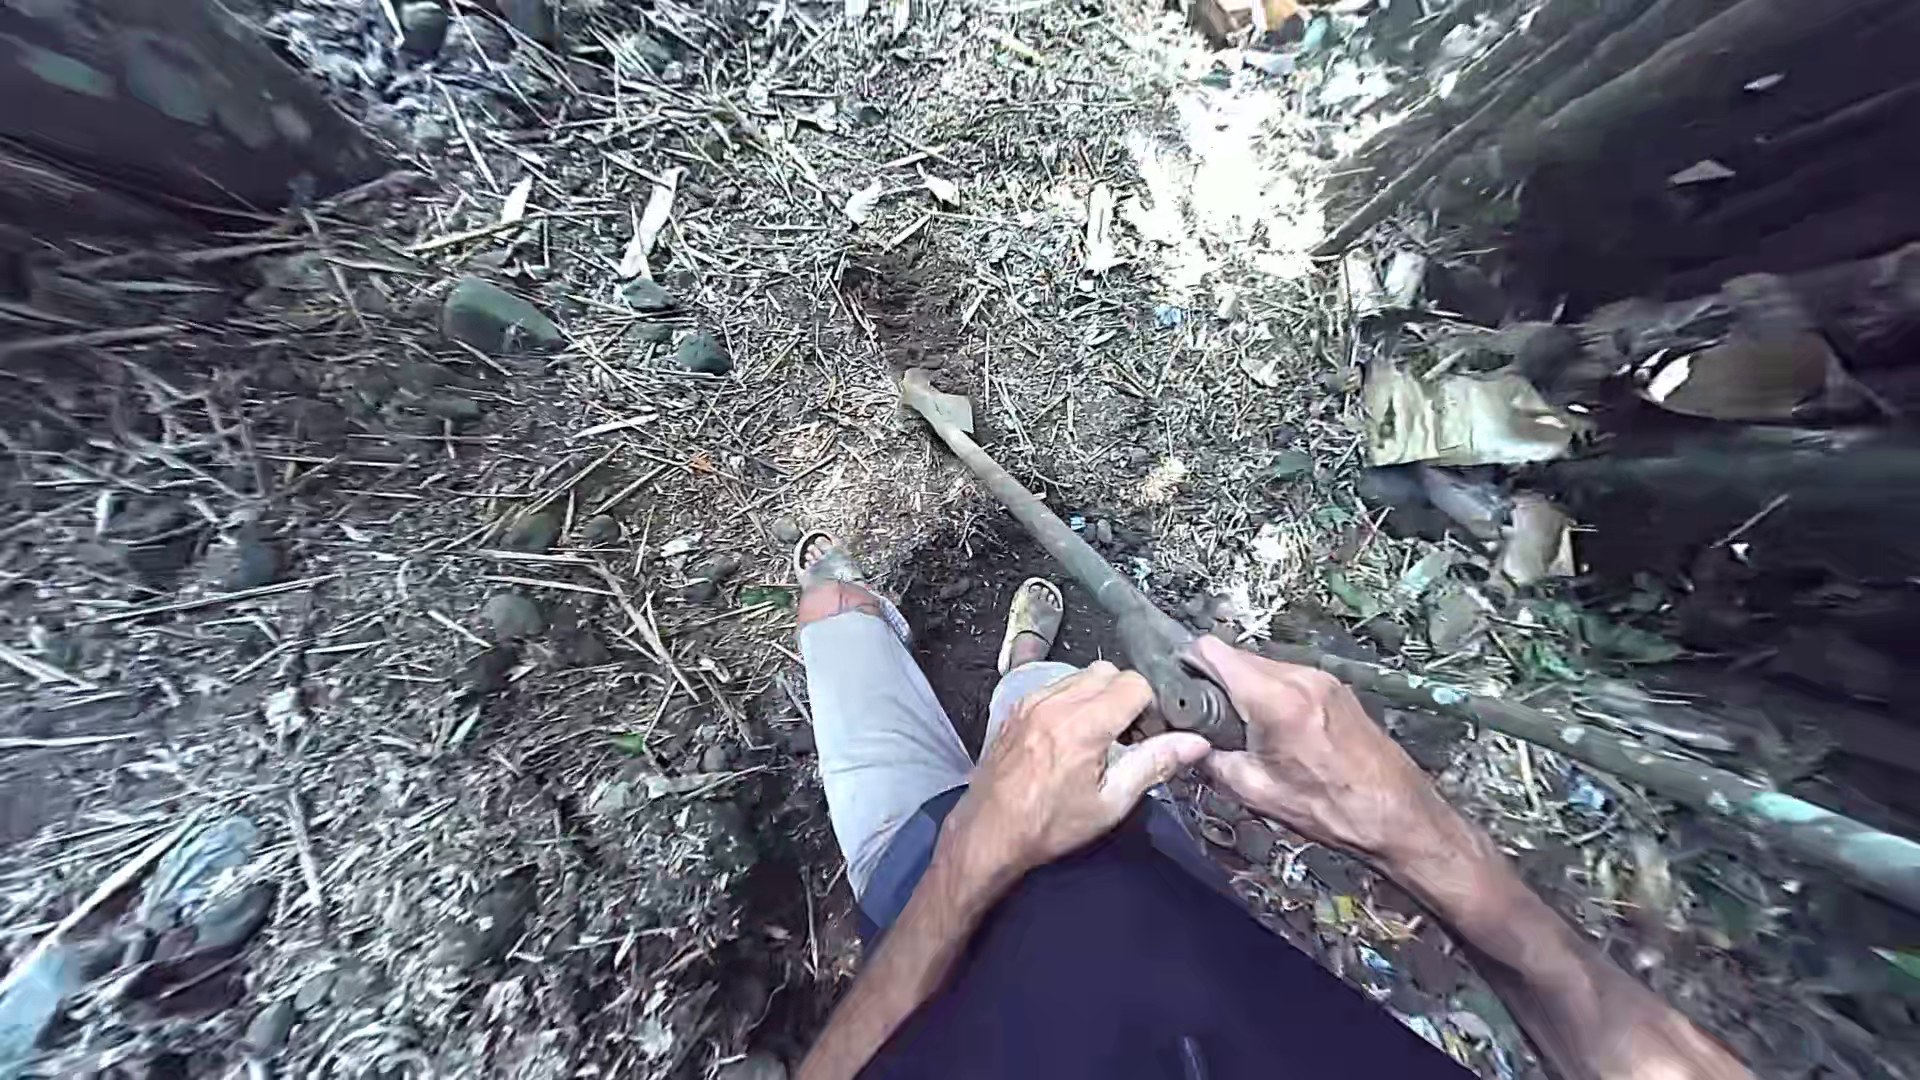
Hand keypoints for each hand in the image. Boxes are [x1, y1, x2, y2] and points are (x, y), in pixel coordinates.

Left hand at [941, 661, 1211, 888]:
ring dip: (1098, 695)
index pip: (1134, 684)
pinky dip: (1071, 698)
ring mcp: (1031, 699)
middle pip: (1108, 671)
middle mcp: (1055, 702)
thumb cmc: (1050, 825)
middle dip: (1125, 696)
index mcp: (1082, 725)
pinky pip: (1055, 685)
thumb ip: (1153, 764)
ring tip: (1097, 735)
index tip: (1147, 735)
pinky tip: (1069, 733)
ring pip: (1080, 674)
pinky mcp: (1016, 705)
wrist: (988, 830)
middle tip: (1126, 735)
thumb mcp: (1110, 803)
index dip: (1150, 707)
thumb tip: (1196, 742)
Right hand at [1184, 637, 1455, 865]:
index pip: (1211, 649)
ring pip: (1258, 662)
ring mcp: (1319, 676)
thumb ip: (1211, 758)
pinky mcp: (1333, 685)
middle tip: (1209, 715)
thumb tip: (1187, 742)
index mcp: (1274, 698)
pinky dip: (1267, 689)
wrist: (1404, 819)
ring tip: (1243, 724)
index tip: (1179, 685)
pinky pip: (1283, 673)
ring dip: (1241, 684)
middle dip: (1213, 678)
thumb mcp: (1254, 791)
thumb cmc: (1330, 809)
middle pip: (1233, 654)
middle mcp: (1297, 676)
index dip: (1187, 662)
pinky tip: (1273, 724)